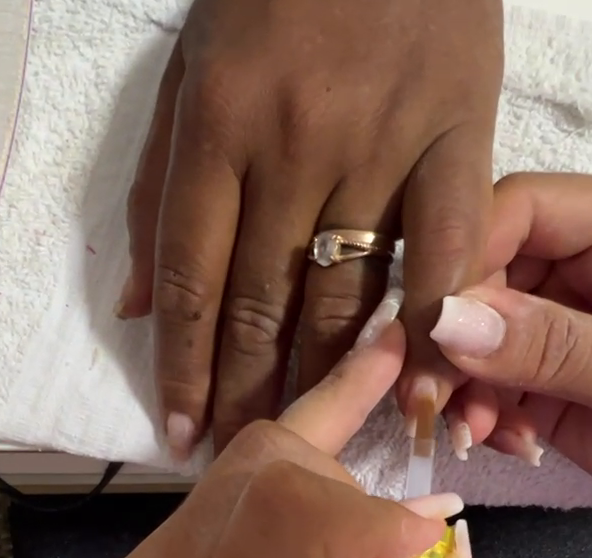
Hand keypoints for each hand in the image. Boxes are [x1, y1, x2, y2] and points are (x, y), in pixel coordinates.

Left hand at [67, 306, 503, 557]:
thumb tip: (446, 534)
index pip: (293, 533)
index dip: (375, 515)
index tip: (428, 538)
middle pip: (270, 477)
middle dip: (356, 497)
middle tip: (390, 555)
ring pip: (249, 460)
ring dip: (327, 479)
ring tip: (361, 539)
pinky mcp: (134, 557)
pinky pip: (226, 481)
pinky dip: (293, 474)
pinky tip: (340, 446)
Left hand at [120, 0, 503, 459]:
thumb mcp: (186, 68)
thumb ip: (155, 188)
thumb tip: (132, 306)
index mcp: (217, 126)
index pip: (190, 281)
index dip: (182, 368)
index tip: (181, 433)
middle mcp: (292, 148)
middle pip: (261, 303)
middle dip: (245, 392)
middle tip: (240, 456)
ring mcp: (380, 146)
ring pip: (342, 294)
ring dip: (319, 381)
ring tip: (302, 443)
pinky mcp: (459, 136)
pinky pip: (445, 254)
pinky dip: (429, 331)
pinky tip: (413, 399)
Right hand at [429, 173, 591, 542]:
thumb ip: (552, 346)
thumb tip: (445, 320)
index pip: (525, 209)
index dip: (465, 253)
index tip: (426, 323)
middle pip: (489, 272)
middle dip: (453, 334)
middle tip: (428, 394)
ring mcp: (571, 330)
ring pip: (479, 334)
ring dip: (461, 381)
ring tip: (471, 431)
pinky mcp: (553, 386)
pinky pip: (491, 383)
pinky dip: (481, 412)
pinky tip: (500, 444)